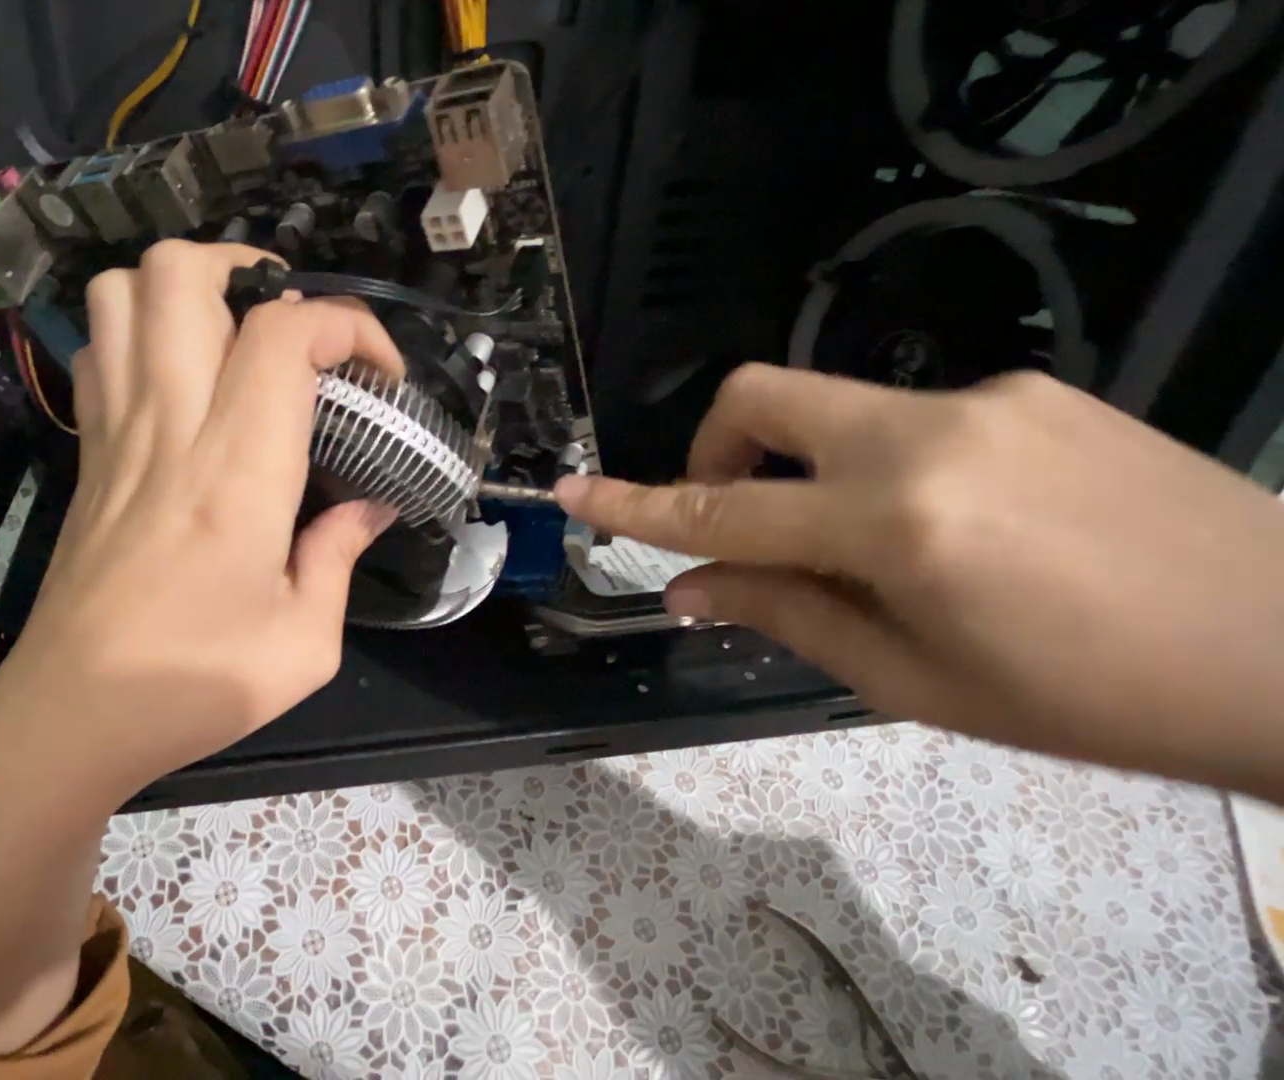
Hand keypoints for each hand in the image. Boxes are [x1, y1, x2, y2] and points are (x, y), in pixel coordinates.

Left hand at [0, 240, 403, 801]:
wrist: (72, 718)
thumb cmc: (194, 688)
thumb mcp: (304, 643)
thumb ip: (340, 557)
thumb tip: (367, 506)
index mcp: (237, 474)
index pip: (284, 335)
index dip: (347, 326)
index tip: (381, 375)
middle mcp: (169, 429)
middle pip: (183, 276)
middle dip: (253, 273)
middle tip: (296, 329)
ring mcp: (115, 434)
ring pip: (123, 294)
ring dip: (187, 289)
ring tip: (236, 334)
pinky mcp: (87, 454)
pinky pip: (98, 350)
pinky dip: (141, 330)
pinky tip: (183, 379)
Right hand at [557, 363, 1283, 796]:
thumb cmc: (1090, 699)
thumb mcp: (912, 680)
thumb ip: (785, 613)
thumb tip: (689, 587)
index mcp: (896, 524)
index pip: (722, 509)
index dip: (635, 503)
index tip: (570, 490)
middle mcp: (929, 436)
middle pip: (761, 395)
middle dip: (715, 448)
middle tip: (736, 514)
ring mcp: (987, 400)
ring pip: (838, 411)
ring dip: (811, 470)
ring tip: (875, 549)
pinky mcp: (1035, 393)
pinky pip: (913, 420)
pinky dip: (885, 468)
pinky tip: (958, 528)